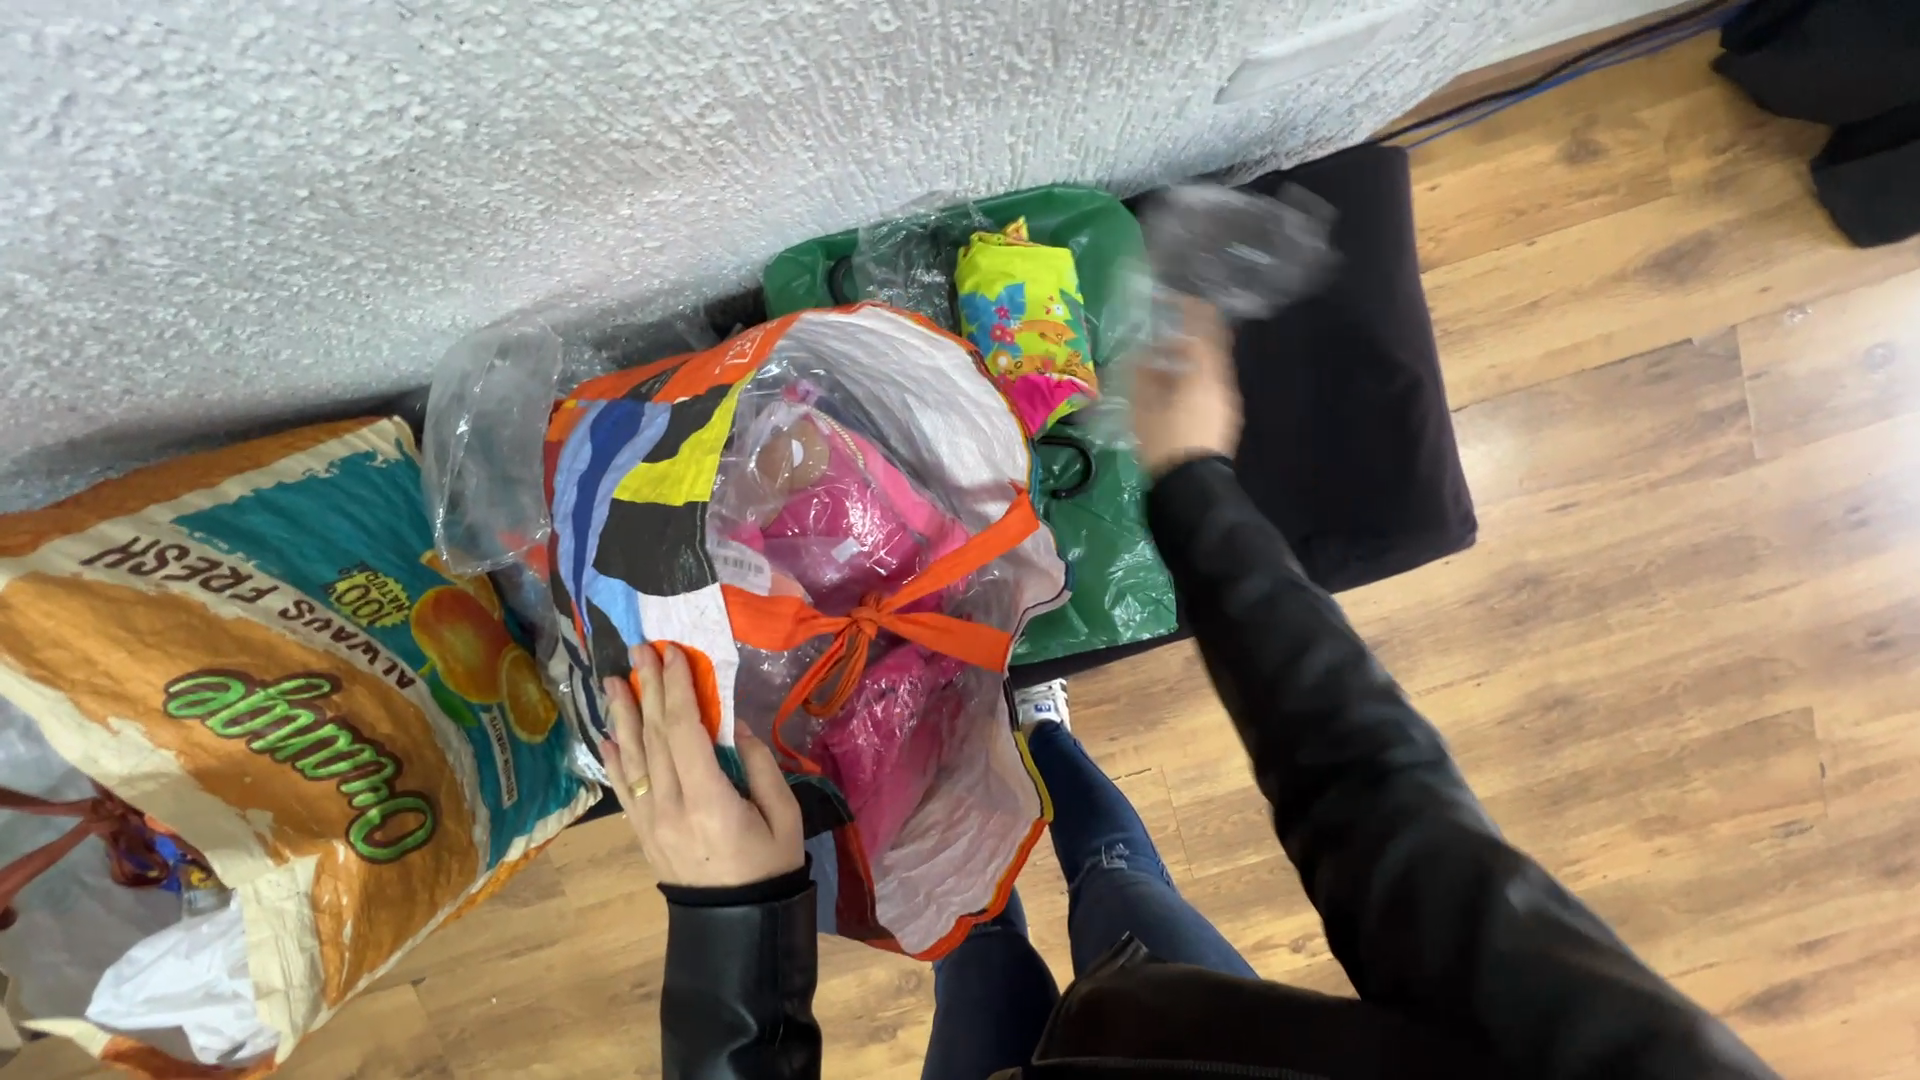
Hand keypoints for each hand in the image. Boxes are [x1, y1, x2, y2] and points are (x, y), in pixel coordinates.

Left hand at [599, 643, 804, 887]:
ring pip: (632, 757)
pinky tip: (608, 734)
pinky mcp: (643, 833)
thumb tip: (738, 727)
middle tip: (639, 650)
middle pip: (654, 736)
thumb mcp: (784, 815)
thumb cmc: (770, 867)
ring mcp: (651, 821)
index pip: (685, 731)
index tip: (673, 655)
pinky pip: (623, 790)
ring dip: (623, 714)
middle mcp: (670, 806)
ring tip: (613, 680)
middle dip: (647, 688)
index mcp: (708, 799)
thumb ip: (761, 767)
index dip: (676, 689)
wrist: (737, 926)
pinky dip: (614, 759)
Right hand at [1129, 295, 1242, 476]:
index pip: (1202, 324)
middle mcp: (1221, 383)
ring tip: (1153, 373)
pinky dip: (1188, 383)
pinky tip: (1166, 397)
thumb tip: (1139, 353)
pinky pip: (1206, 390)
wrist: (1192, 489)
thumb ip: (1141, 374)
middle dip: (1180, 340)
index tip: (1165, 301)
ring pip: (1206, 370)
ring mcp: (1225, 403)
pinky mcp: (1222, 421)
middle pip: (1206, 347)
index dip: (1185, 307)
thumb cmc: (1164, 443)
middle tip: (1154, 342)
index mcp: (1204, 373)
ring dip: (1182, 364)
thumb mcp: (1142, 407)